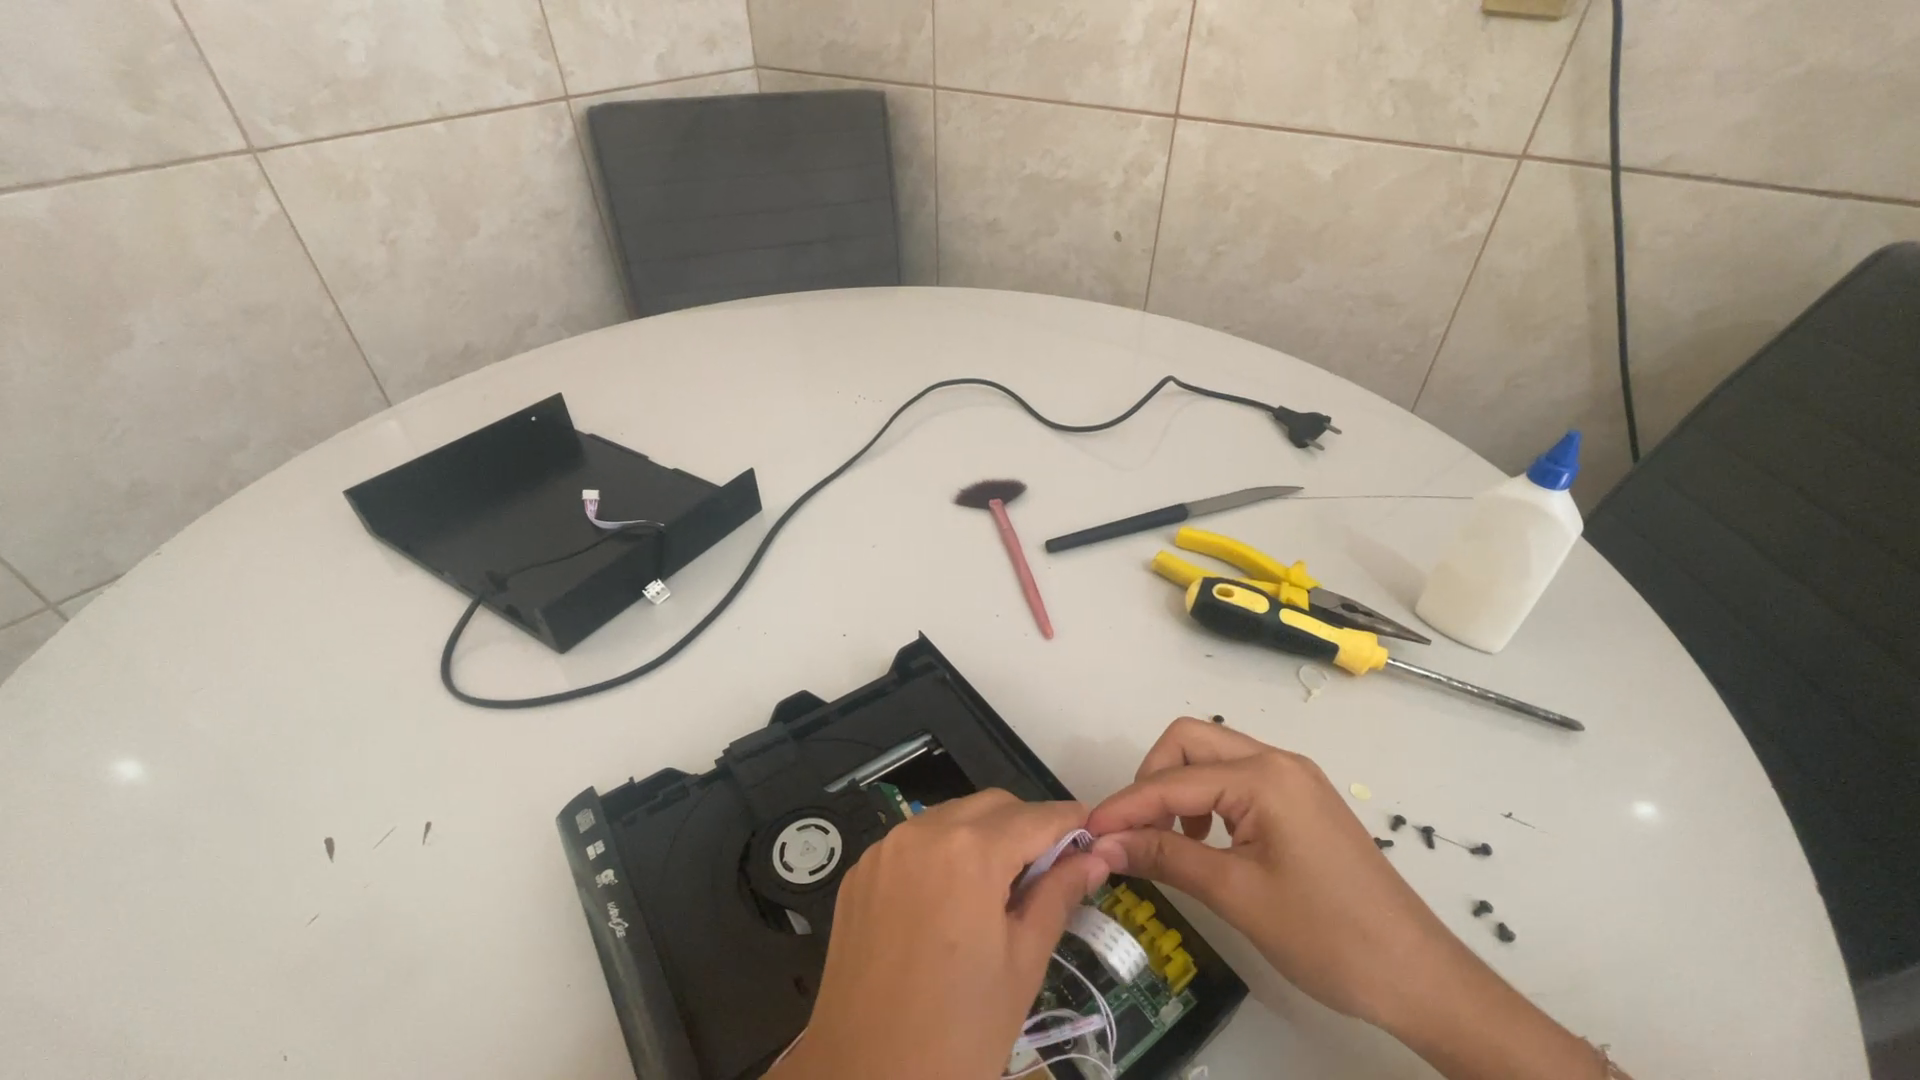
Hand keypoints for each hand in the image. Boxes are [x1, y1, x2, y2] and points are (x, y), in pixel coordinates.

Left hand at [769, 790, 1109, 1079]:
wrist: (865, 1076)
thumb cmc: (959, 1029)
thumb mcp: (1023, 963)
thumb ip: (1058, 896)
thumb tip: (1094, 858)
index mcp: (970, 851)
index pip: (1035, 817)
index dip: (1068, 823)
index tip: (1090, 836)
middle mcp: (922, 832)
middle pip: (991, 806)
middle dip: (1026, 827)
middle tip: (1049, 871)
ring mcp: (884, 850)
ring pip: (949, 817)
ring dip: (983, 836)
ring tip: (1000, 890)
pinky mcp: (860, 873)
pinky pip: (912, 842)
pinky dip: (941, 853)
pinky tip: (950, 900)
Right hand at [1085, 717, 1456, 1028]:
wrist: (1417, 975)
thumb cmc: (1327, 937)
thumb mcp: (1236, 895)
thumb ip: (1166, 857)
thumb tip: (1106, 842)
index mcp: (1264, 777)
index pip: (1173, 780)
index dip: (1125, 805)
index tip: (1086, 831)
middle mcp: (1278, 761)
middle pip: (1190, 741)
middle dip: (1150, 778)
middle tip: (1131, 831)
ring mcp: (1294, 778)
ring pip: (1213, 756)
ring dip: (1178, 786)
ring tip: (1164, 840)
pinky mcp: (1301, 800)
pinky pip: (1237, 779)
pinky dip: (1206, 798)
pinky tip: (1203, 840)